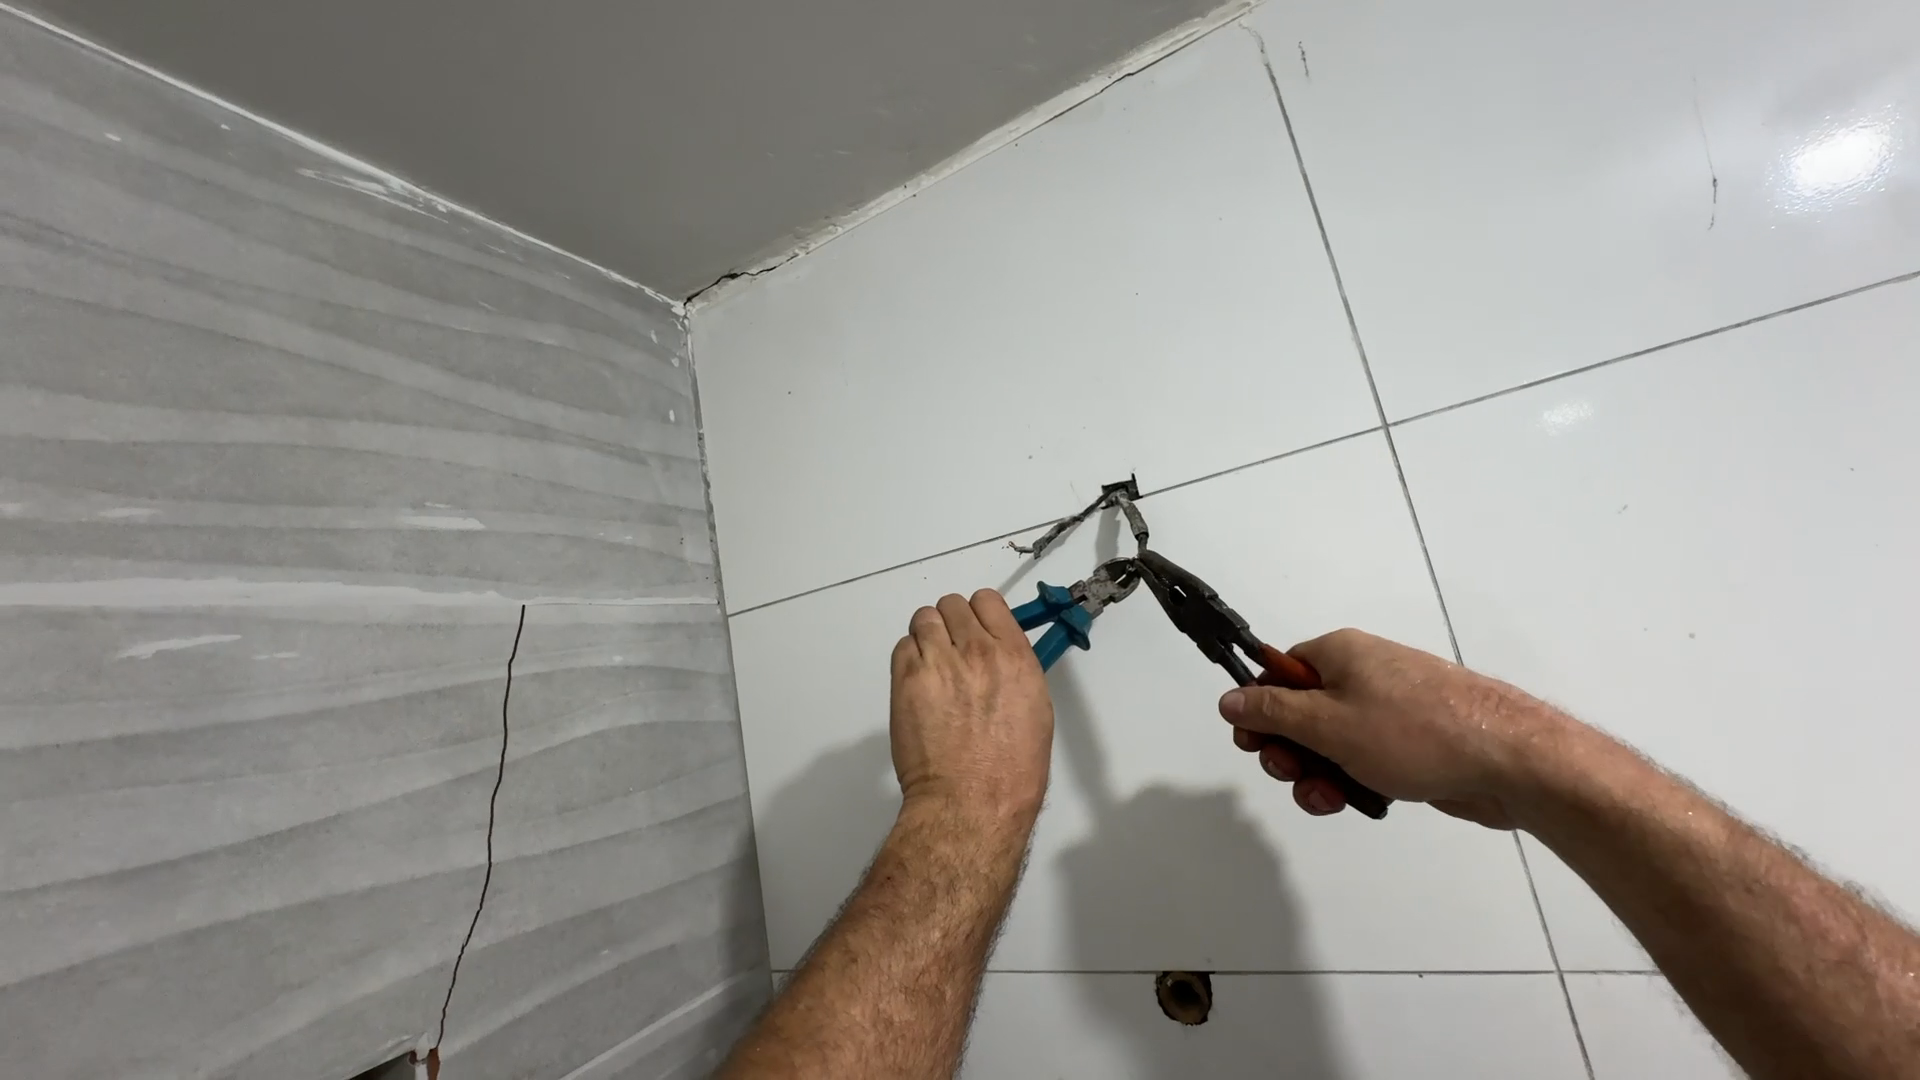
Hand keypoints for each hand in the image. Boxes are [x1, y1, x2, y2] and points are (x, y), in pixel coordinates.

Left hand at [889, 590, 1054, 824]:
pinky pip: (902, 645)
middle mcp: (976, 650)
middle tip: (953, 651)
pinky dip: (910, 657)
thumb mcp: (1035, 708)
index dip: (980, 613)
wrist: (970, 802)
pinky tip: (919, 683)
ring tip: (932, 665)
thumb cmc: (1013, 768)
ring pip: (924, 618)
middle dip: (953, 623)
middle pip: (952, 603)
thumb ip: (1014, 669)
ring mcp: (937, 662)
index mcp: (1014, 656)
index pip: (988, 600)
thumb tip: (996, 655)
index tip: (978, 631)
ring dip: (928, 635)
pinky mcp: (906, 679)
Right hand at [1219, 629, 1574, 828]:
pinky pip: (1364, 757)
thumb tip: (1227, 697)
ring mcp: (1390, 709)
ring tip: (1323, 797)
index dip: (1259, 708)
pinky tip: (1351, 801)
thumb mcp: (1327, 722)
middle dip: (1288, 748)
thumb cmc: (1411, 732)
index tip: (1251, 744)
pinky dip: (1351, 778)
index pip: (1278, 673)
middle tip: (1288, 773)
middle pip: (1301, 710)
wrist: (1516, 762)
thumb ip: (1271, 711)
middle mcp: (1363, 674)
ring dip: (1316, 771)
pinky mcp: (1413, 744)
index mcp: (1338, 653)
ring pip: (1331, 741)